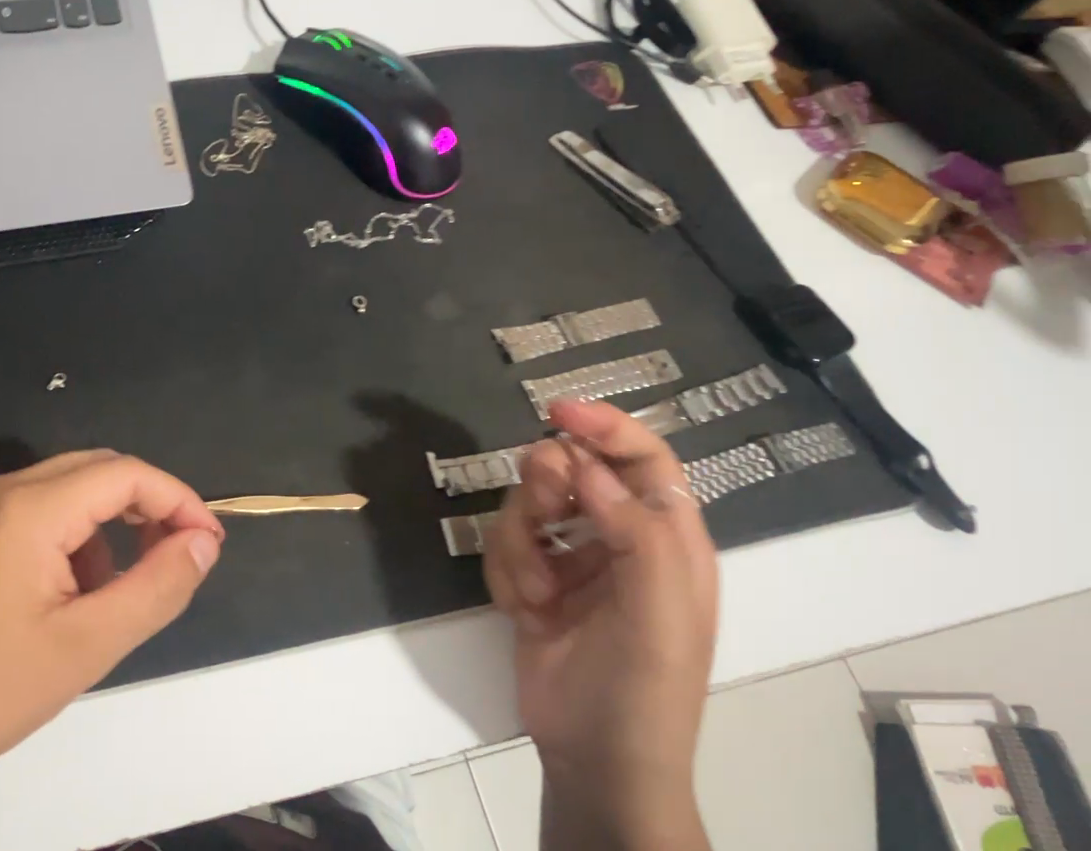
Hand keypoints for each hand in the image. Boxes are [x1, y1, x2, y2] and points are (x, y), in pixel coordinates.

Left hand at [0, 451, 224, 850]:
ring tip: (123, 590)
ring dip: (110, 525)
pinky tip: (75, 595)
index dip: (178, 500)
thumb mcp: (88, 644)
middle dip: (147, 507)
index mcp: (31, 507)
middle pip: (97, 471)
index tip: (209, 547)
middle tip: (179, 560)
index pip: (125, 473)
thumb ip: (156, 586)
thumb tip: (204, 542)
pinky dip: (75, 538)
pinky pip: (39, 513)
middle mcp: (4, 490)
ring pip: (69, 490)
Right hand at [481, 401, 717, 849]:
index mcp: (667, 539)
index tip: (556, 412)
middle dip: (545, 489)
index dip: (605, 427)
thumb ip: (633, 532)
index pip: (642, 459)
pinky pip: (503, 547)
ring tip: (535, 593)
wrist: (595, 758)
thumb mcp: (657, 611)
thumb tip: (584, 465)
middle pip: (571, 473)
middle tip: (539, 514)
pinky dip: (505, 574)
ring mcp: (572, 562)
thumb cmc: (644, 687)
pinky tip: (522, 611)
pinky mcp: (532, 583)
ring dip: (520, 545)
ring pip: (526, 508)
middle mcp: (618, 540)